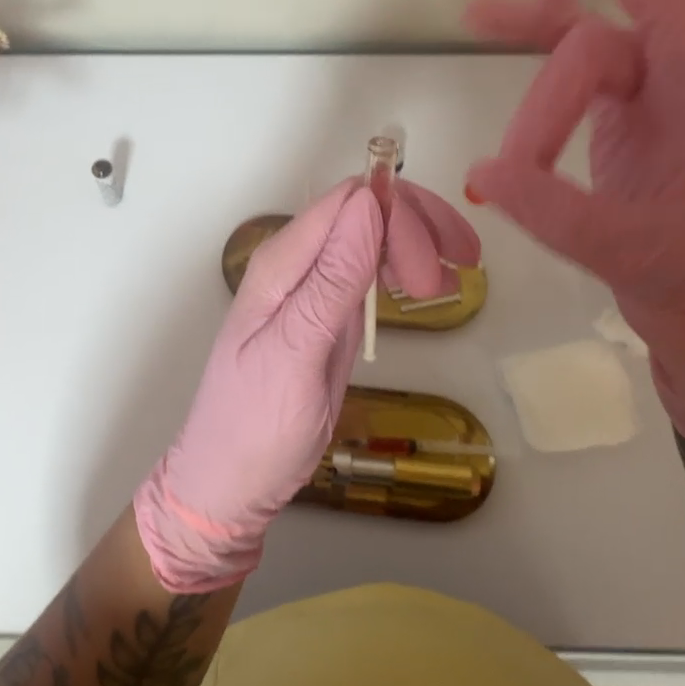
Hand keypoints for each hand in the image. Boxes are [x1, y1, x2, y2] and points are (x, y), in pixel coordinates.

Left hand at [134, 177, 472, 592]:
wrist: (230, 483)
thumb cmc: (255, 427)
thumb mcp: (295, 355)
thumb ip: (330, 282)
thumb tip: (368, 206)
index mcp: (279, 265)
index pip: (347, 203)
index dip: (399, 219)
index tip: (433, 268)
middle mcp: (294, 265)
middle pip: (363, 212)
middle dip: (415, 229)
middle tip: (455, 274)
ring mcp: (310, 287)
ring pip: (370, 235)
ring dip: (415, 244)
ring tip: (449, 279)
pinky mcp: (325, 312)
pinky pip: (366, 269)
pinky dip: (399, 268)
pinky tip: (423, 287)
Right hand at [463, 0, 684, 450]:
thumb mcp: (629, 255)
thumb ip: (557, 212)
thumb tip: (484, 173)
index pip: (662, 5)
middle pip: (607, 39)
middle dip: (545, 83)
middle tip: (487, 109)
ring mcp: (657, 114)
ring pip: (592, 54)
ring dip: (536, 40)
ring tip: (476, 19)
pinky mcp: (630, 135)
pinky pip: (584, 87)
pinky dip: (545, 74)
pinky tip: (516, 50)